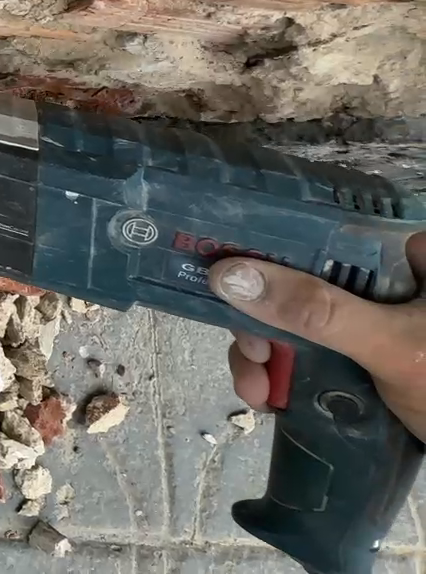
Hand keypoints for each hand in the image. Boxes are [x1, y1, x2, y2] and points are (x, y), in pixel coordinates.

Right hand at [213, 234, 425, 439]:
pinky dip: (280, 372)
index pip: (322, 233)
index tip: (221, 267)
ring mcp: (380, 323)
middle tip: (248, 350)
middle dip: (258, 319)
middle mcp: (395, 285)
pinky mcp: (369, 357)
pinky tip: (269, 394)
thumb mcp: (399, 350)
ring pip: (293, 318)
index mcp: (416, 261)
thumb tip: (224, 273)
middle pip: (295, 280)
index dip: (264, 245)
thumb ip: (317, 310)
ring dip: (262, 354)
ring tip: (255, 387)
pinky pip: (305, 349)